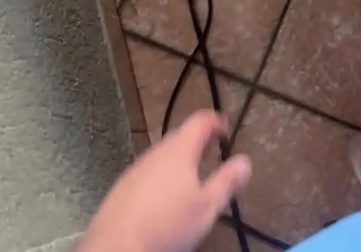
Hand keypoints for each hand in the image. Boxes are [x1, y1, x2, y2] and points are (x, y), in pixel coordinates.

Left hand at [78, 111, 252, 251]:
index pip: (201, 120)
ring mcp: (136, 169)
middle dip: (198, 142)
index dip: (216, 121)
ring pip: (163, 156)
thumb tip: (246, 161)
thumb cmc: (167, 225)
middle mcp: (157, 152)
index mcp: (180, 150)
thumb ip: (227, 182)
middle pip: (181, 136)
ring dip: (179, 160)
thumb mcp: (206, 208)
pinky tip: (163, 200)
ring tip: (190, 179)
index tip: (226, 131)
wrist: (114, 249)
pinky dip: (161, 177)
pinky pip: (148, 173)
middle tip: (212, 155)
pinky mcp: (121, 189)